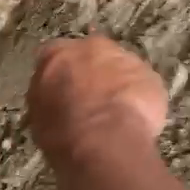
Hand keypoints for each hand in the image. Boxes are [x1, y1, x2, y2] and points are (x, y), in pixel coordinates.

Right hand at [27, 36, 168, 165]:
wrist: (103, 141)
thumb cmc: (61, 132)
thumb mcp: (38, 116)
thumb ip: (47, 96)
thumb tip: (55, 97)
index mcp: (57, 55)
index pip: (53, 55)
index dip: (59, 75)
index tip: (60, 90)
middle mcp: (91, 47)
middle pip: (91, 54)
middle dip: (90, 73)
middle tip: (88, 101)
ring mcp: (126, 58)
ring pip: (120, 67)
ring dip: (116, 85)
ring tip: (112, 115)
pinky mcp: (151, 75)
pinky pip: (141, 84)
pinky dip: (136, 98)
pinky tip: (131, 120)